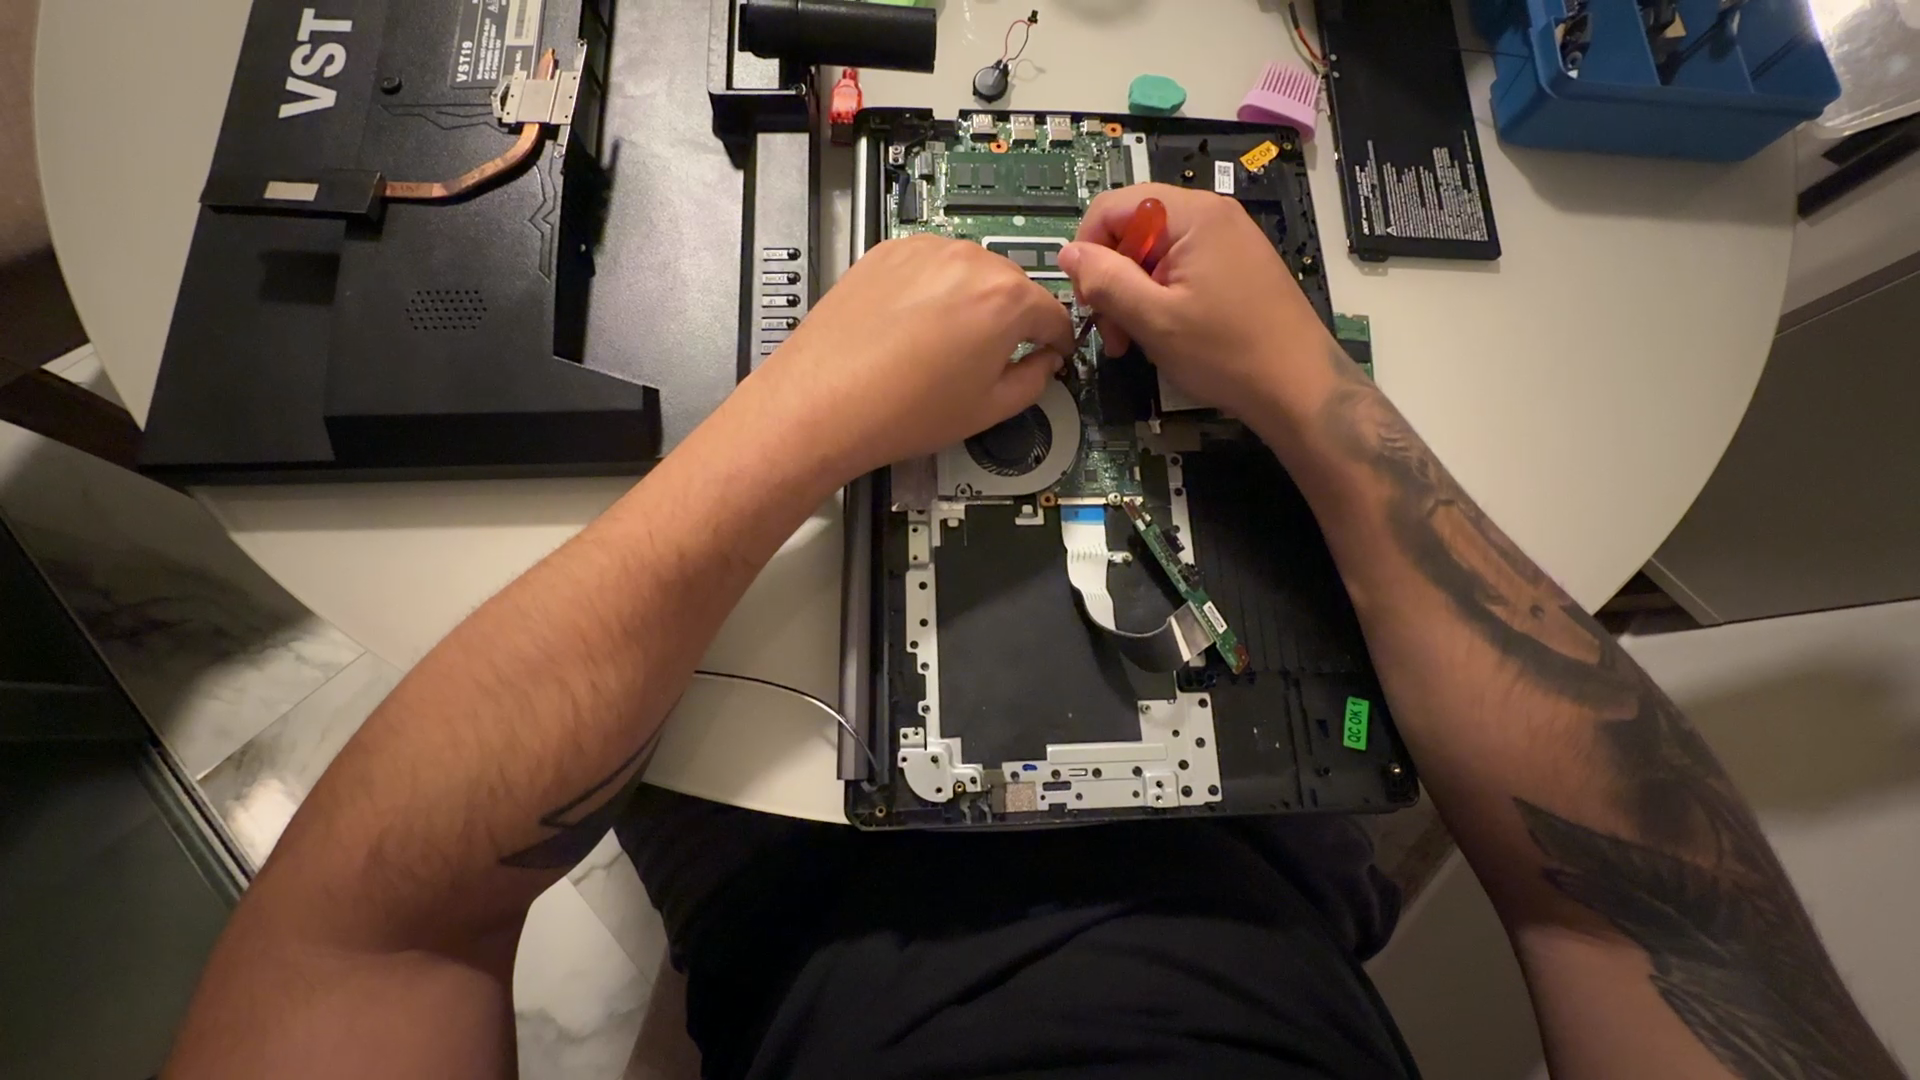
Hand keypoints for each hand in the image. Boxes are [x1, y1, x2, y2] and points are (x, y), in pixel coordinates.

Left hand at [749, 234, 1074, 479]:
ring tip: (943, 348)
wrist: (822, 403)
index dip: (1057, 341)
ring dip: (970, 302)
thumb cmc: (901, 411)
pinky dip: (931, 291)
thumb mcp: (988, 410)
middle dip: (1012, 321)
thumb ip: (1034, 381)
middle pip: (1012, 287)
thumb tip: (1043, 363)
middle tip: (992, 359)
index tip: (1050, 354)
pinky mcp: (886, 252)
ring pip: (968, 273)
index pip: (1053, 313)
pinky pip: (927, 267)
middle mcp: (968, 261)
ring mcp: (923, 250)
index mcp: (1005, 299)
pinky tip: (912, 330)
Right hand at [1059, 184, 1337, 416]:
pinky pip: (1178, 270)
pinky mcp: (1233, 267)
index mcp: (1192, 215)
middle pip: (1133, 229)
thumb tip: (1067, 252)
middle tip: (1111, 333)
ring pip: (1152, 255)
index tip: (1087, 298)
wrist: (1297, 386)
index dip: (1088, 248)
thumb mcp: (1153, 318)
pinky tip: (1160, 335)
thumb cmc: (1224, 353)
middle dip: (1111, 279)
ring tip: (1132, 342)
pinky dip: (1159, 300)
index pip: (1113, 206)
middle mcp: (1211, 215)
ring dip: (1132, 296)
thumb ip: (1106, 280)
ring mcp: (1226, 240)